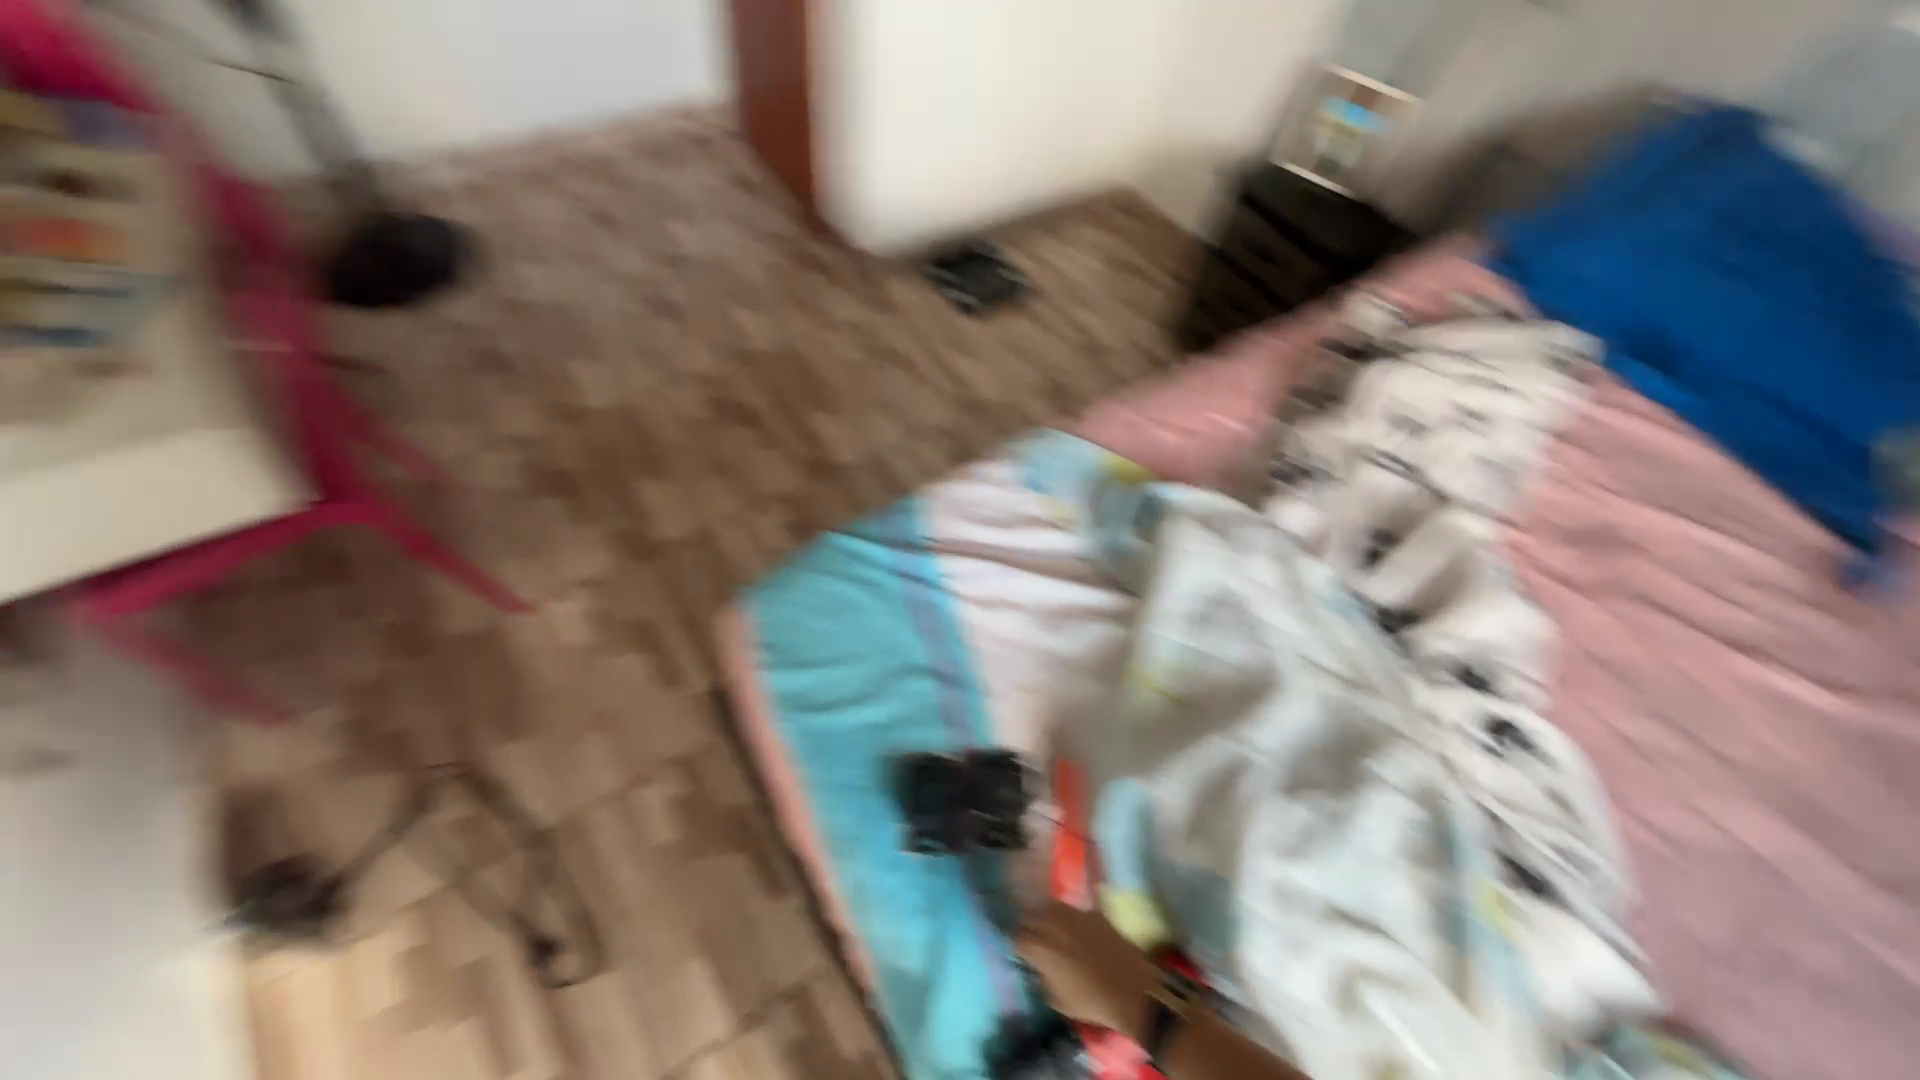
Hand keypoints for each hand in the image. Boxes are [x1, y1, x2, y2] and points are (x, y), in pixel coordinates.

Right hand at [1014, 900, 1161, 1036]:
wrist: (1131, 989)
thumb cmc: (1091, 1000)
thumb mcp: (1056, 999)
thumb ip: (1042, 978)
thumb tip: (1038, 968)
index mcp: (1038, 946)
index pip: (1015, 937)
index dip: (1016, 944)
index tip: (1020, 952)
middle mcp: (1051, 923)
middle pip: (1029, 915)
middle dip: (1027, 925)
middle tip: (1031, 937)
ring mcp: (1073, 914)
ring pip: (1049, 906)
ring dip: (1045, 915)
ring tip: (1049, 927)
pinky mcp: (1093, 912)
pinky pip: (1073, 910)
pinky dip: (1069, 917)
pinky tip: (1075, 928)